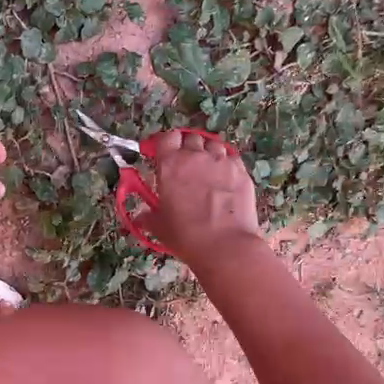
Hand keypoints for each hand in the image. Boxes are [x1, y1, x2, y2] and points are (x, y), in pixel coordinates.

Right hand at [143, 131, 262, 264]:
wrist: (225, 245)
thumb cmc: (185, 235)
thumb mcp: (159, 226)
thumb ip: (148, 216)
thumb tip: (140, 216)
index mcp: (170, 165)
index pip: (167, 137)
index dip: (166, 143)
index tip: (164, 153)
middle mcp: (196, 156)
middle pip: (191, 138)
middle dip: (187, 147)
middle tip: (185, 165)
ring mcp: (222, 162)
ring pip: (214, 145)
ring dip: (208, 153)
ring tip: (207, 170)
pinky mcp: (242, 171)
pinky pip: (232, 158)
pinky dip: (227, 164)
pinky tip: (225, 179)